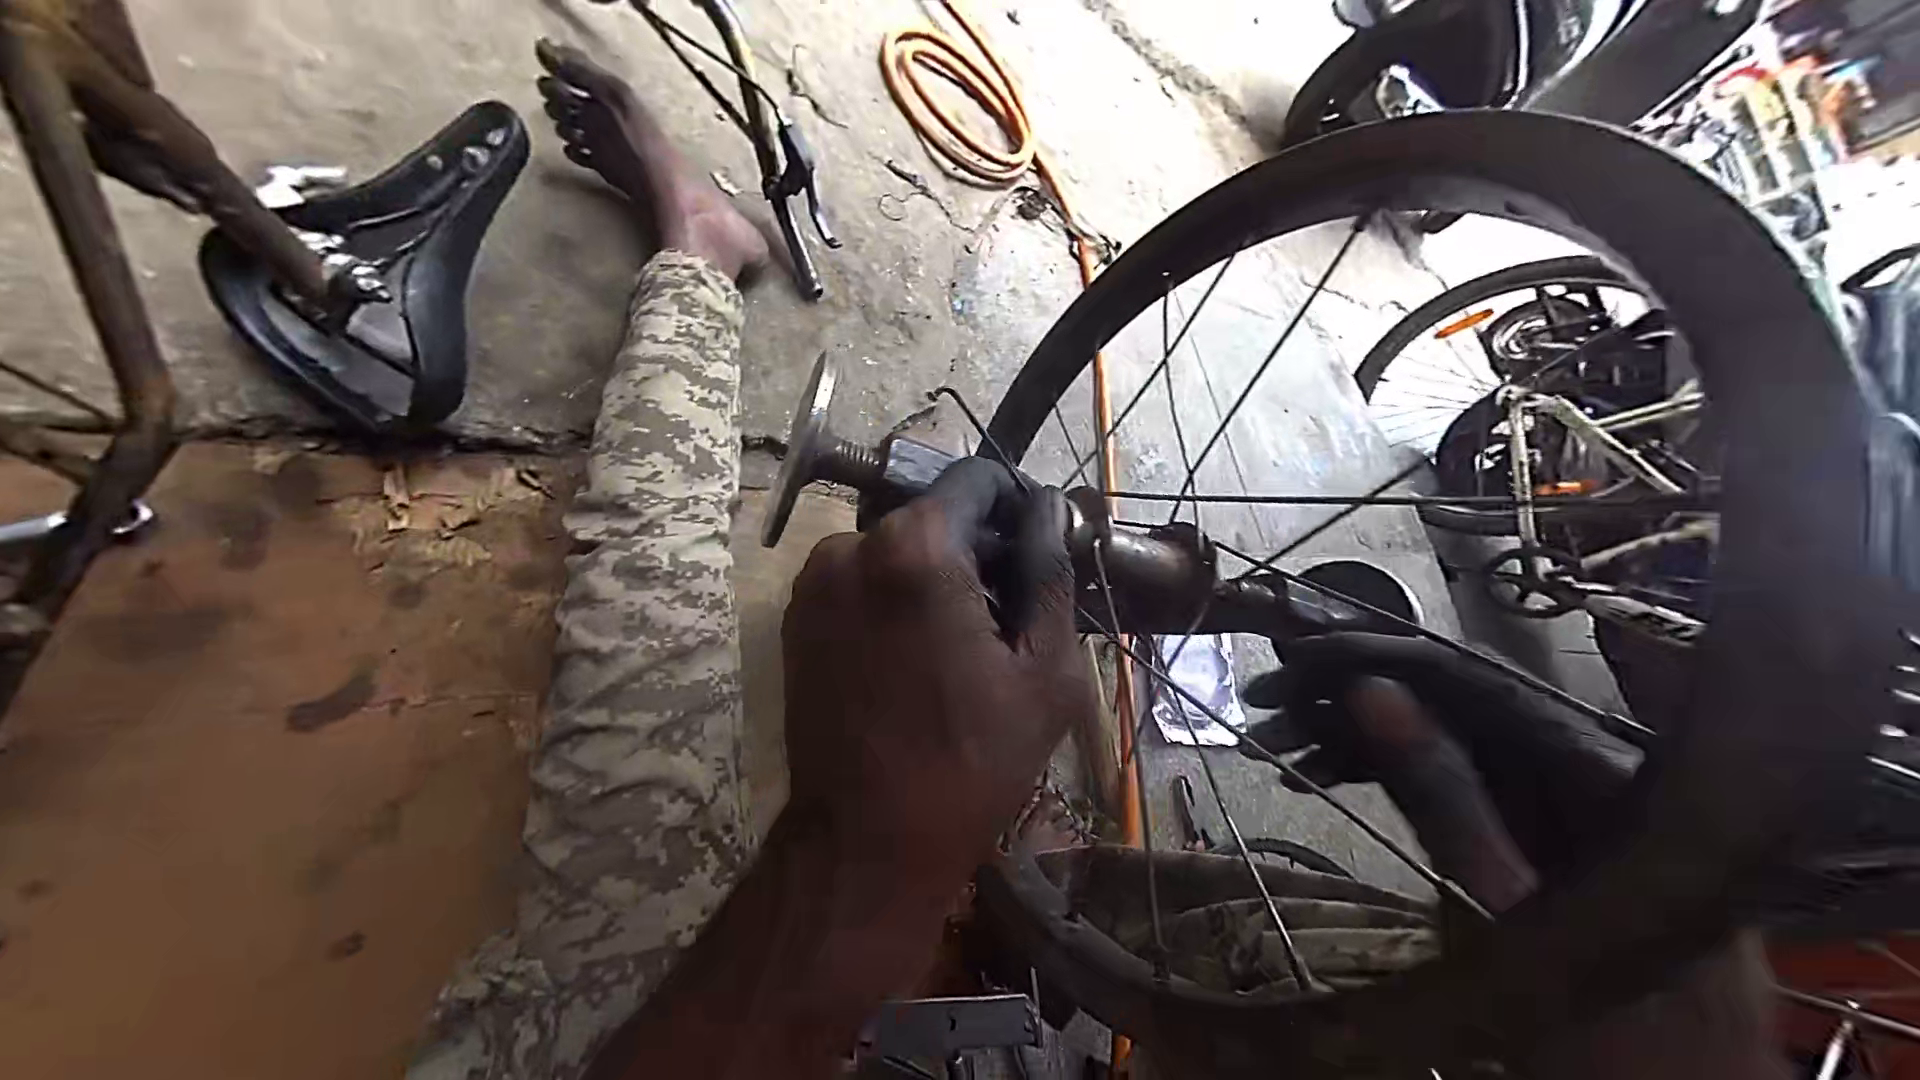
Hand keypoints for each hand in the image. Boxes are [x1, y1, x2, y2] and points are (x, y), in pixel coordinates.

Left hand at [781, 458, 1093, 885]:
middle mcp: (850, 546)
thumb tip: (1049, 510)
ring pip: (895, 548)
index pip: (974, 480)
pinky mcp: (795, 615)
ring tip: (958, 642)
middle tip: (1004, 611)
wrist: (865, 840)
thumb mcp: (1044, 670)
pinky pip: (861, 578)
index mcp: (915, 549)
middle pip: (932, 515)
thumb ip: (1049, 572)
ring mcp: (813, 580)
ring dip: (933, 574)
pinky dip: (893, 595)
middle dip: (975, 547)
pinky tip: (914, 654)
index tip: (1032, 548)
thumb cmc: (970, 761)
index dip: (1013, 505)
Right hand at [1247, 633, 1781, 1078]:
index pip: (1469, 679)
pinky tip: (1304, 774)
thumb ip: (1446, 796)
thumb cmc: (1611, 1036)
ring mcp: (1531, 793)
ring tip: (1266, 742)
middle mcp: (1565, 764)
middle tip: (1263, 701)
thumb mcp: (1515, 914)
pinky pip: (1417, 774)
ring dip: (1335, 732)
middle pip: (1434, 699)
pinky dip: (1356, 769)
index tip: (1297, 658)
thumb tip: (1365, 690)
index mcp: (1601, 772)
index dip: (1374, 656)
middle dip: (1339, 695)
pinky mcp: (1498, 822)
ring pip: (1415, 732)